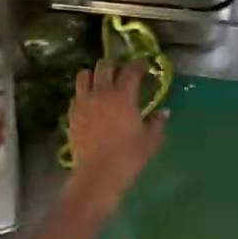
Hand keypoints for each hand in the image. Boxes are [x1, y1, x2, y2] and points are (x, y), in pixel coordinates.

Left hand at [64, 60, 166, 217]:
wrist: (98, 174)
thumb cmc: (129, 156)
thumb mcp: (151, 140)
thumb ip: (157, 122)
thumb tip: (164, 112)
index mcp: (123, 95)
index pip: (131, 70)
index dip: (139, 64)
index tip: (144, 65)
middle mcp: (101, 92)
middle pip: (104, 66)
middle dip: (115, 65)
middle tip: (122, 73)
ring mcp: (84, 102)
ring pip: (85, 75)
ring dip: (95, 75)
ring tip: (102, 83)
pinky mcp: (72, 114)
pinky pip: (77, 95)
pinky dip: (85, 93)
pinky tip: (92, 103)